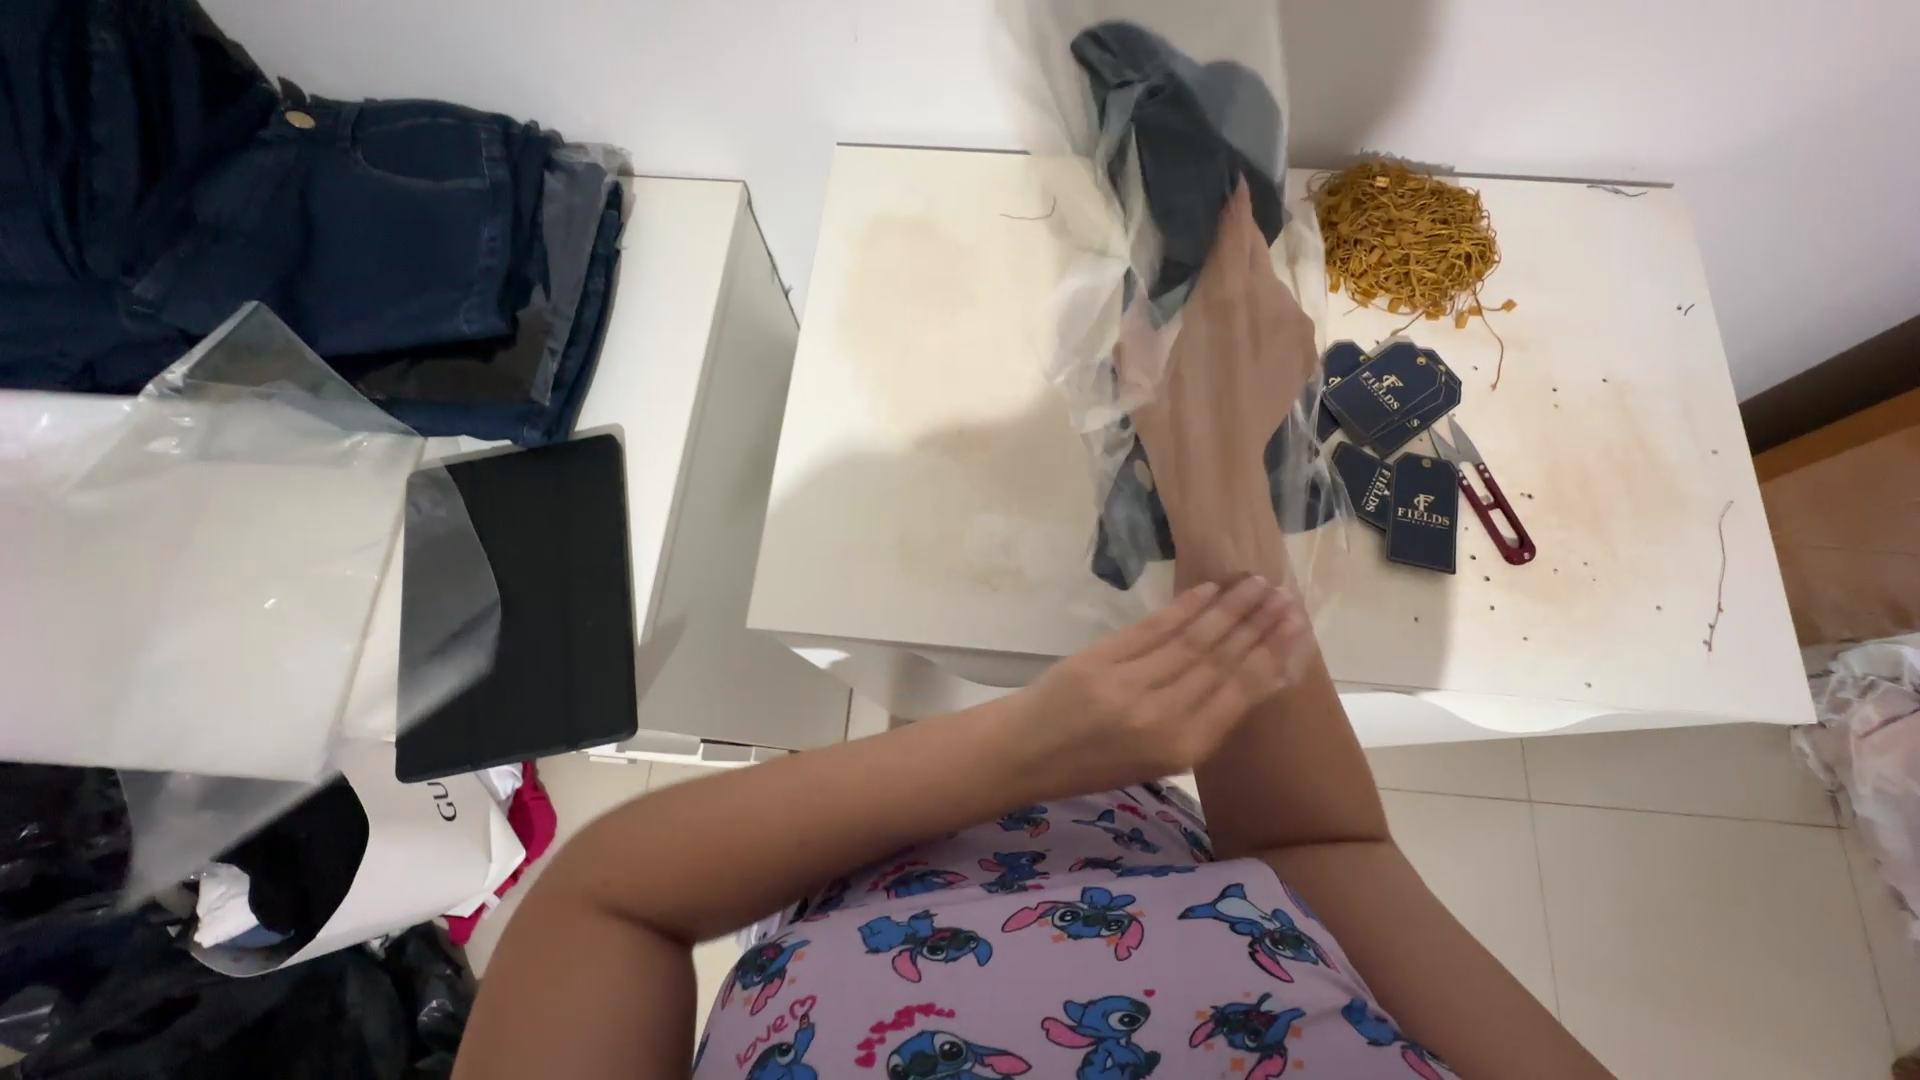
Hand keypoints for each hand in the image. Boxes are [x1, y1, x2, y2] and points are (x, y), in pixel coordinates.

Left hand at [1002, 576, 1307, 795]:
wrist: (1028, 752)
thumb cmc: (1095, 764)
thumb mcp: (1157, 761)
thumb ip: (1201, 724)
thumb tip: (1247, 680)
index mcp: (1182, 748)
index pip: (1239, 693)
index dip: (1272, 655)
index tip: (1298, 626)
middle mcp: (1162, 715)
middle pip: (1221, 660)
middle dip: (1258, 625)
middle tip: (1286, 595)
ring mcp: (1129, 683)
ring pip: (1193, 640)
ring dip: (1229, 609)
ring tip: (1258, 584)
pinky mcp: (1101, 659)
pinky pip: (1153, 629)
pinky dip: (1184, 607)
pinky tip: (1209, 590)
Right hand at [1130, 181, 1317, 543]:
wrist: (1217, 471)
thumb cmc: (1167, 418)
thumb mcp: (1136, 362)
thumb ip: (1140, 313)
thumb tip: (1143, 284)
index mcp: (1221, 296)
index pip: (1234, 226)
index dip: (1229, 203)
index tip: (1221, 186)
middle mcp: (1267, 299)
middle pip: (1255, 250)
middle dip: (1235, 246)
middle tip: (1210, 258)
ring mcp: (1294, 325)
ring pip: (1271, 284)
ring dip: (1250, 287)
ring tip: (1225, 317)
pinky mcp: (1307, 350)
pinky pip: (1285, 314)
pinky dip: (1267, 317)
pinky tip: (1246, 346)